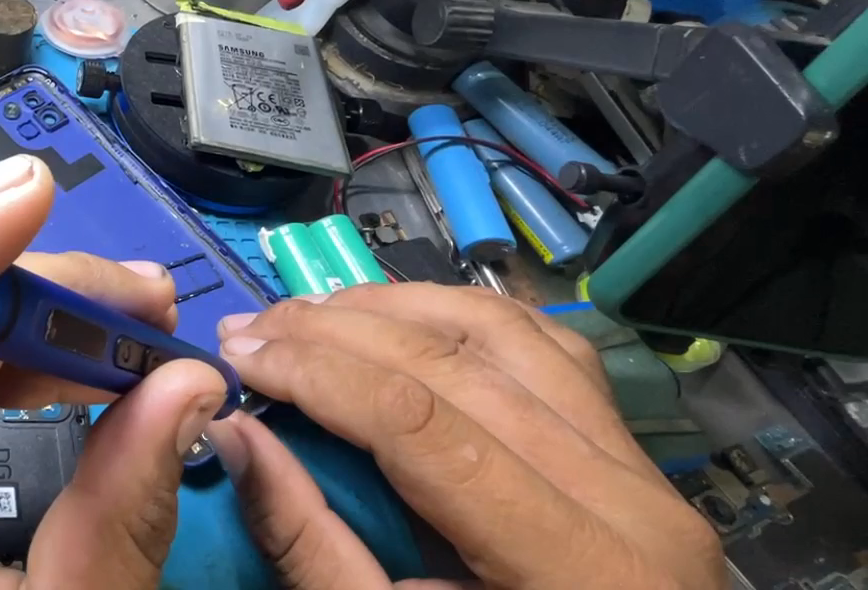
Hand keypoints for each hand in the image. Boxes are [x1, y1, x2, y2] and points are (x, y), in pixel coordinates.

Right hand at [204, 284, 723, 589]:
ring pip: (495, 328)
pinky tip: (392, 317)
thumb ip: (307, 540)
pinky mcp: (628, 450)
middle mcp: (629, 499)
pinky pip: (539, 341)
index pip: (417, 419)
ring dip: (383, 306)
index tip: (236, 358)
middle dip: (326, 331)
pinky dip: (450, 311)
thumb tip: (230, 431)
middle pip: (448, 361)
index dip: (314, 374)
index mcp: (583, 569)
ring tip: (304, 315)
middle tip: (246, 330)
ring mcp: (640, 467)